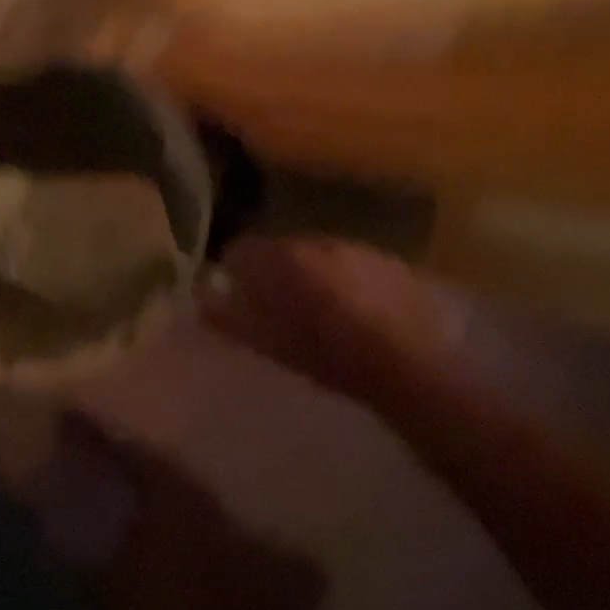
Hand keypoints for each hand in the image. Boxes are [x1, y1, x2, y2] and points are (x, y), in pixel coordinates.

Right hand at [200, 236, 464, 401]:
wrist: (409, 368)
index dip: (235, 273)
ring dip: (318, 276)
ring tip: (326, 312)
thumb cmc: (324, 354)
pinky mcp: (397, 266)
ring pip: (324, 258)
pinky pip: (359, 268)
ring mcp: (360, 250)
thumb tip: (200, 299)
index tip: (238, 296)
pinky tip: (362, 314)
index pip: (239, 250)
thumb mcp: (262, 341)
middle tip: (282, 306)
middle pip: (284, 251)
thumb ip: (224, 315)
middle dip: (279, 272)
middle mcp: (317, 242)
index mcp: (278, 257)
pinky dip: (353, 284)